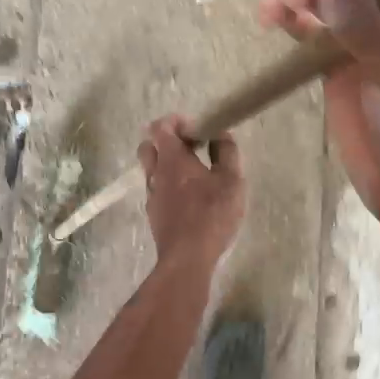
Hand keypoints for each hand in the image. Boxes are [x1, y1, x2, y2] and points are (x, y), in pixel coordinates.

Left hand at [137, 115, 246, 266]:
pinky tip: (189, 198)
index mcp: (172, 159)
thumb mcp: (231, 180)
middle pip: (148, 146)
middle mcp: (156, 173)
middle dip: (166, 141)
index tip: (196, 128)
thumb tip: (220, 134)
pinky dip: (169, 186)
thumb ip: (226, 152)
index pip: (161, 127)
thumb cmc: (212, 214)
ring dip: (167, 165)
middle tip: (191, 148)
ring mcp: (152, 195)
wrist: (187, 257)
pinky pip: (157, 190)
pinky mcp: (154, 214)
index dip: (176, 121)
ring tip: (194, 174)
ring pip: (151, 170)